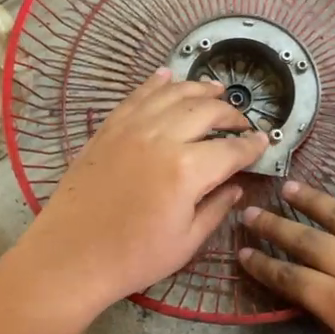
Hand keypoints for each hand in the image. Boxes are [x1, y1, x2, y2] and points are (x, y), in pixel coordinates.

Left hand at [11, 70, 268, 311]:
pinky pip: (136, 97)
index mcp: (187, 170)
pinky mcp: (108, 130)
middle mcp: (161, 138)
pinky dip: (155, 84)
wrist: (70, 256)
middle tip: (242, 123)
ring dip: (198, 89)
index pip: (231, 150)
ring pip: (172, 94)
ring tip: (216, 89)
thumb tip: (236, 188)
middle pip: (206, 111)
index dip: (252, 146)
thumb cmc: (132, 258)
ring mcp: (131, 129)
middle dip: (230, 114)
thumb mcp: (186, 242)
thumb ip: (216, 208)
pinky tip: (168, 75)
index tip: (264, 143)